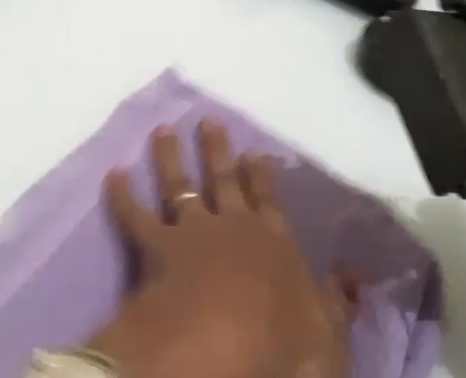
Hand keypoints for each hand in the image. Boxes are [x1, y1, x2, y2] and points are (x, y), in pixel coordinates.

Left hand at [85, 120, 356, 377]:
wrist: (221, 346)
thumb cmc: (281, 343)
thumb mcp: (328, 332)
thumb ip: (336, 302)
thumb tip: (352, 278)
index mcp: (274, 241)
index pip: (268, 200)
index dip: (260, 175)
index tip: (253, 150)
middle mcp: (233, 225)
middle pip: (223, 180)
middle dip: (215, 150)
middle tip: (208, 121)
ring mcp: (192, 230)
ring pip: (180, 185)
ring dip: (171, 156)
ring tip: (163, 130)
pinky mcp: (156, 245)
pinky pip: (134, 214)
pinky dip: (122, 194)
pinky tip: (114, 173)